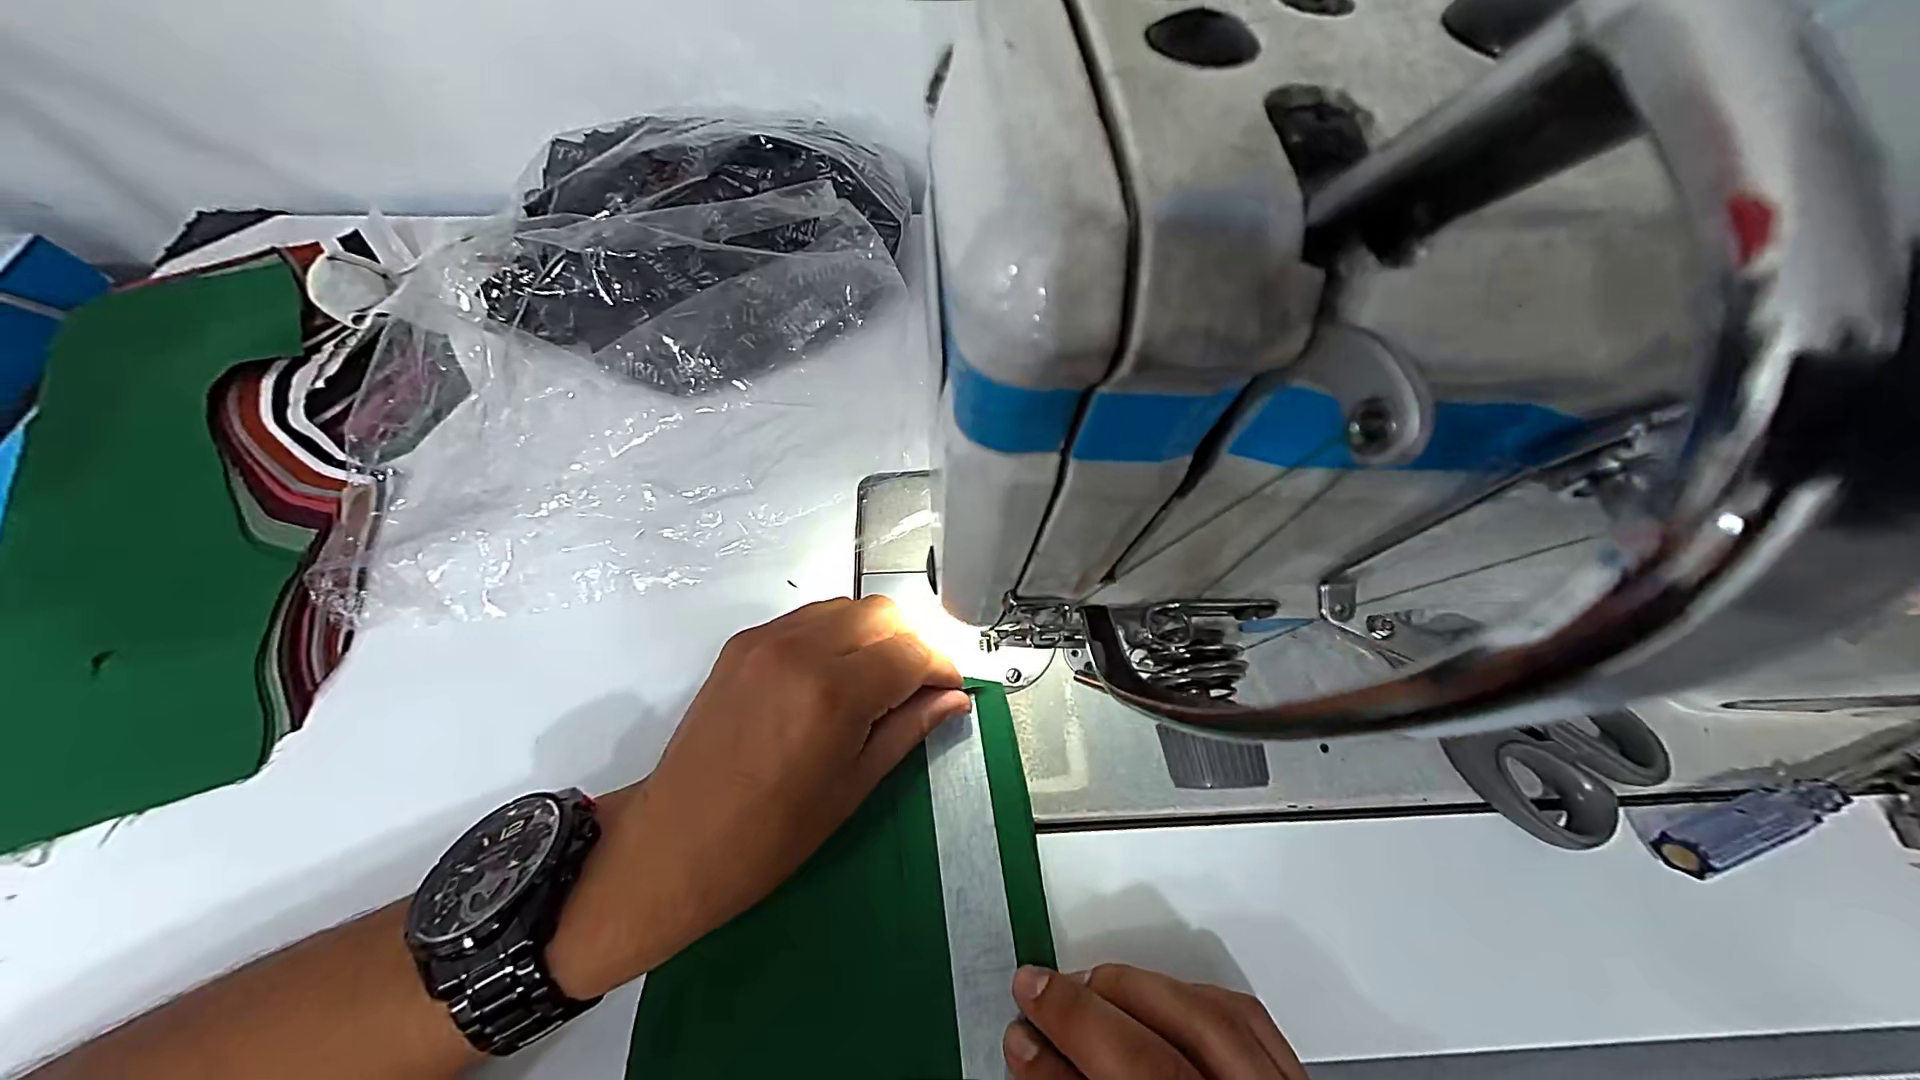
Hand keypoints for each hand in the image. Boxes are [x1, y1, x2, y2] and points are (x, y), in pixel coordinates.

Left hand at [547, 596, 970, 996]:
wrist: (673, 843)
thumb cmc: (770, 836)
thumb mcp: (853, 787)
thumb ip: (910, 729)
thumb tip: (955, 699)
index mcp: (833, 693)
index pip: (912, 652)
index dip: (941, 668)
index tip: (949, 691)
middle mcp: (800, 649)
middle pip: (884, 613)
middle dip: (912, 643)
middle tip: (917, 685)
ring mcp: (765, 640)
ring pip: (847, 606)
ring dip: (875, 634)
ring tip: (878, 679)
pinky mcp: (742, 642)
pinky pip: (808, 617)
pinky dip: (837, 633)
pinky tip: (836, 673)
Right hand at [1004, 964, 1307, 1079]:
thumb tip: (1034, 1056)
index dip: (1068, 1038)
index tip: (1025, 1019)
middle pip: (1162, 1057)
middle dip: (1088, 1008)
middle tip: (1041, 990)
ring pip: (1212, 1021)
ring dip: (1138, 987)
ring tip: (1091, 984)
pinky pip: (1249, 1022)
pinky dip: (1194, 997)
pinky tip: (1157, 995)